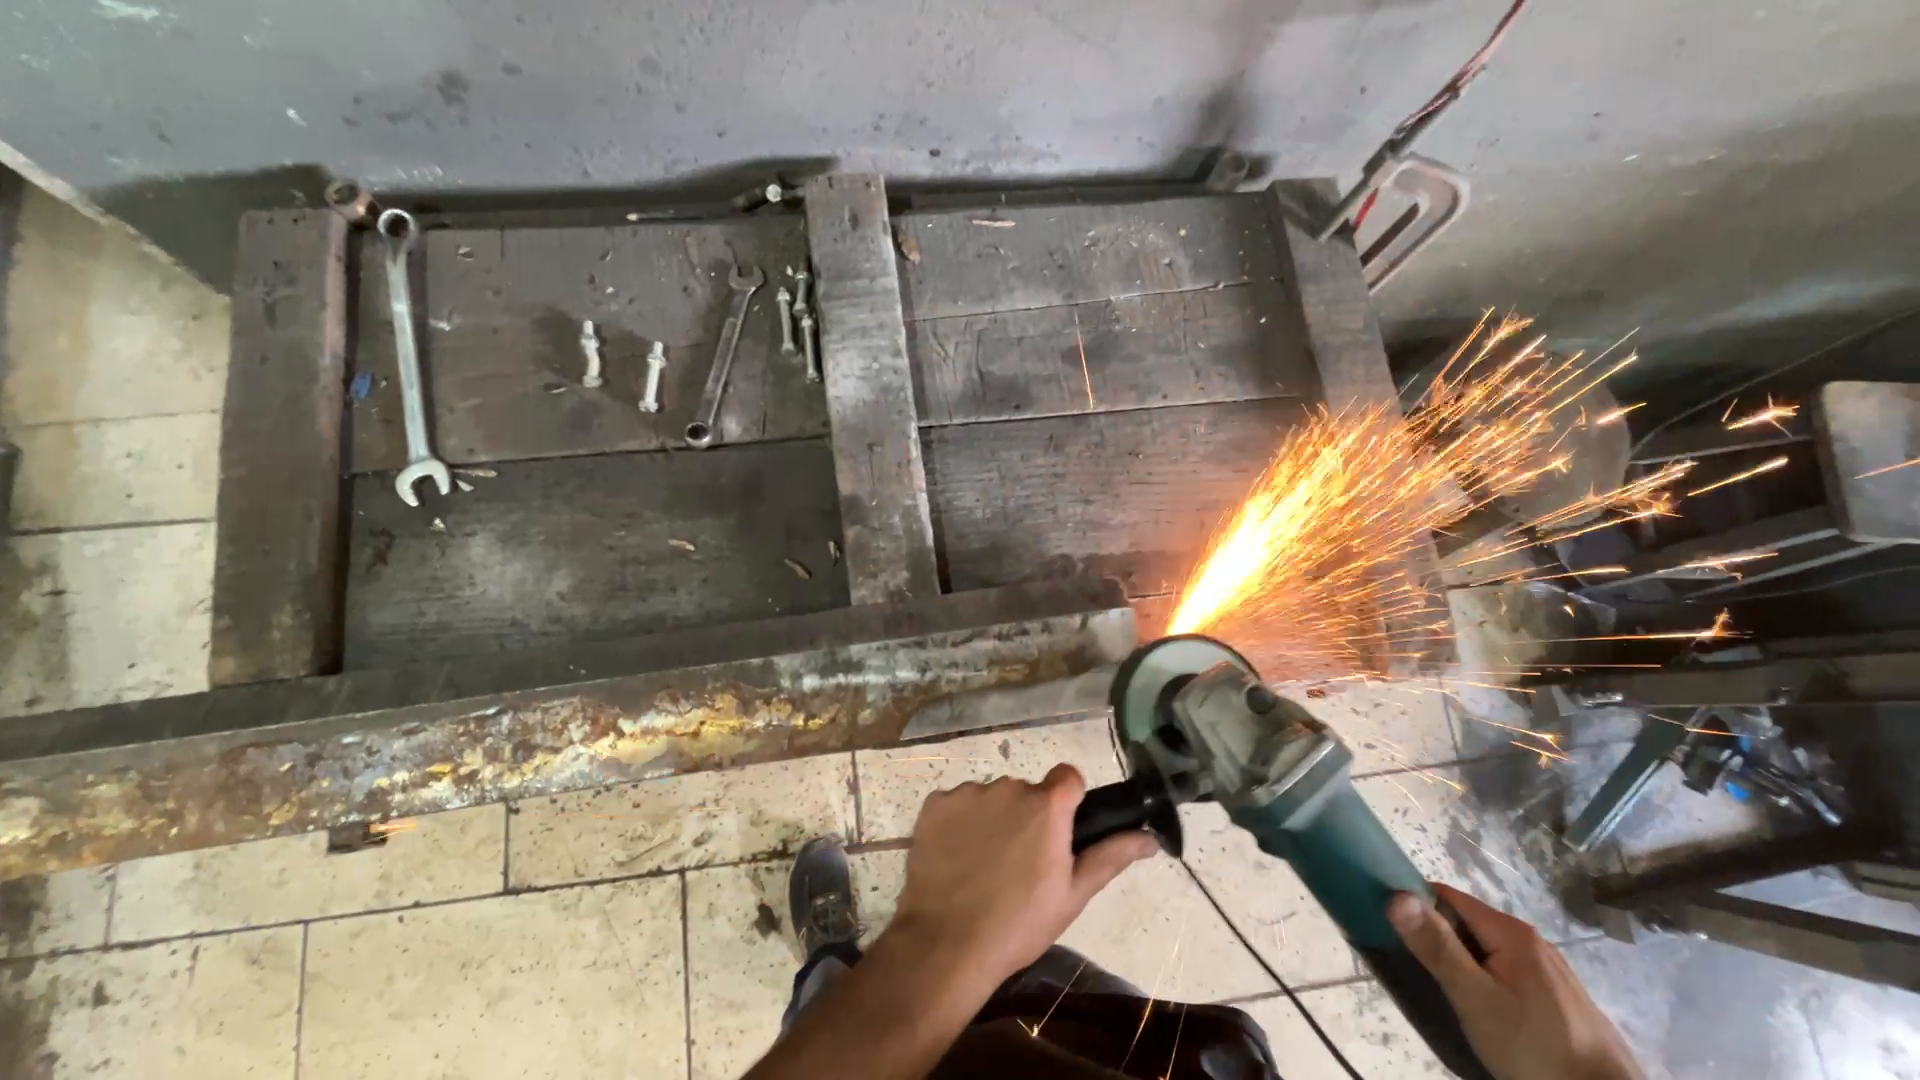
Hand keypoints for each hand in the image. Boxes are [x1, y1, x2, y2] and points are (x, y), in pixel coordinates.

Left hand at [887, 763, 1158, 989]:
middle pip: (1027, 792)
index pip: (1067, 777)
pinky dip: (958, 824)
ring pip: (991, 798)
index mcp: (1046, 805)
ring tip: (985, 867)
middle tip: (1021, 864)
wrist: (946, 943)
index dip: (1068, 800)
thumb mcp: (1073, 894)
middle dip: (1028, 818)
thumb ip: (1111, 856)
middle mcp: (1008, 787)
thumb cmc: (1019, 923)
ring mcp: (967, 793)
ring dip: (994, 820)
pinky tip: (956, 859)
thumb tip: (1151, 838)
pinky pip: (956, 804)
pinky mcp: (933, 804)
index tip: (1060, 832)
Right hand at [1389, 884, 1642, 1079]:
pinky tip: (1487, 1011)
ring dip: (1464, 964)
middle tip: (1423, 974)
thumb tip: (1396, 895)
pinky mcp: (1558, 995)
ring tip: (1451, 995)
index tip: (1395, 932)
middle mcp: (1532, 940)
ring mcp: (1550, 968)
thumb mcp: (1475, 997)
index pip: (1447, 896)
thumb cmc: (1532, 1045)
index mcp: (1511, 931)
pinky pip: (1509, 972)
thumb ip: (1437, 946)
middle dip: (1441, 941)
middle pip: (1468, 923)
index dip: (1417, 907)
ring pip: (1489, 950)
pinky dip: (1488, 981)